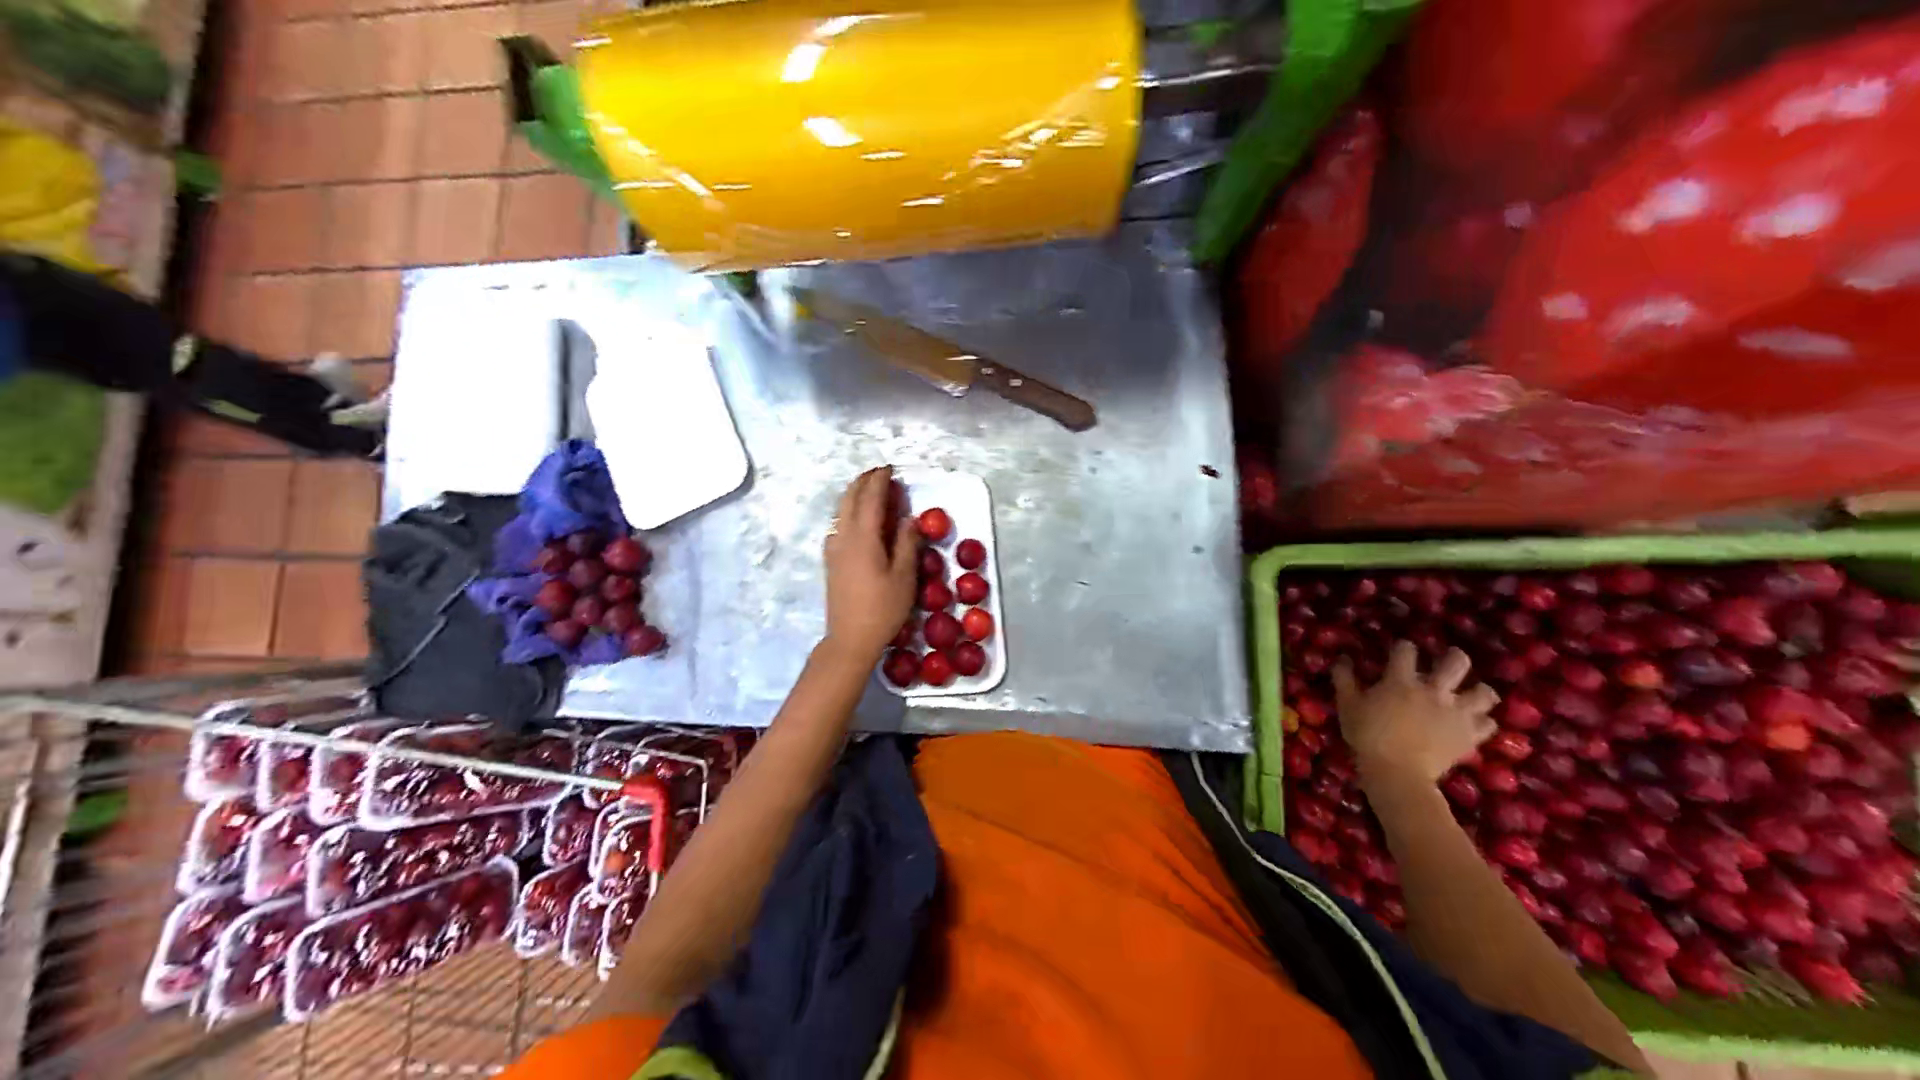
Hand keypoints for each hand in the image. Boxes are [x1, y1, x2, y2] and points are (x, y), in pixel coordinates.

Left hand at [821, 466, 918, 661]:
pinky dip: (849, 512)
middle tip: (879, 474)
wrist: (850, 639)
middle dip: (863, 482)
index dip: (879, 480)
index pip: (870, 498)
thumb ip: (906, 543)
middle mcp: (843, 537)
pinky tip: (859, 520)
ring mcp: (833, 549)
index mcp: (863, 538)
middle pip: (849, 499)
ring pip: (840, 511)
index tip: (890, 468)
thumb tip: (909, 519)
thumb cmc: (883, 609)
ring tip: (870, 491)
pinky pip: (838, 525)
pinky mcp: (831, 561)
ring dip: (854, 496)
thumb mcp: (904, 577)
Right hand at [1333, 641, 1498, 788]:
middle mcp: (1434, 691)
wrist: (1396, 772)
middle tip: (1449, 661)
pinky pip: (1488, 724)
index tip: (1401, 651)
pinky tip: (1474, 723)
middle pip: (1456, 663)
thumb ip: (1344, 679)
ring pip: (1484, 693)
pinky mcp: (1469, 735)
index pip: (1406, 651)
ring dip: (1479, 691)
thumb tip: (1343, 658)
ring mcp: (1456, 713)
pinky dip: (1483, 722)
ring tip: (1472, 694)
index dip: (1404, 647)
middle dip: (1455, 657)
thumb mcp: (1347, 706)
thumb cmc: (1367, 736)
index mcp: (1401, 681)